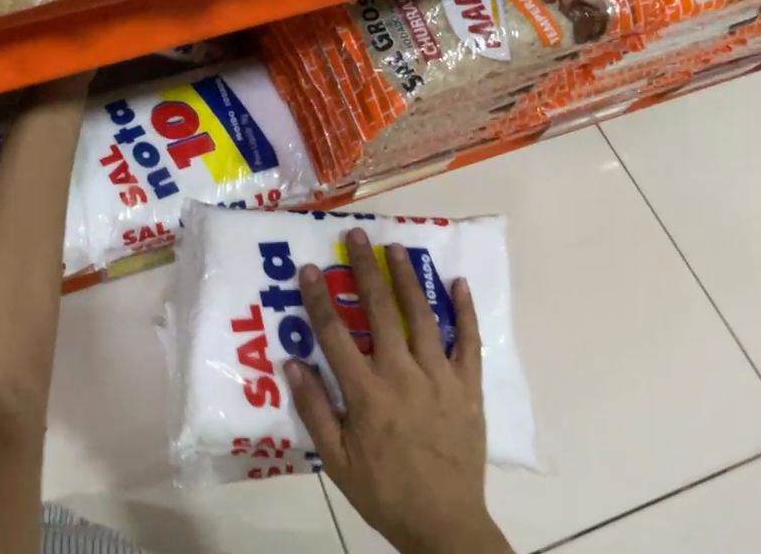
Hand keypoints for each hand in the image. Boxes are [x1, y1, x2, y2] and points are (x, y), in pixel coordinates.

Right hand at [285, 228, 510, 553]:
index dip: (320, 298)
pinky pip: (469, 342)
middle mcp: (402, 375)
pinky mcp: (468, 388)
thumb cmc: (383, 491)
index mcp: (367, 393)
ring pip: (422, 317)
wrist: (444, 524)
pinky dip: (465, 311)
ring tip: (397, 248)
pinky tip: (458, 283)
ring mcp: (440, 378)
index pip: (336, 334)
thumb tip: (292, 363)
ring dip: (408, 279)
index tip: (310, 267)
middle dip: (366, 270)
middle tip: (357, 236)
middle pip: (380, 311)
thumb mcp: (336, 460)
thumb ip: (315, 409)